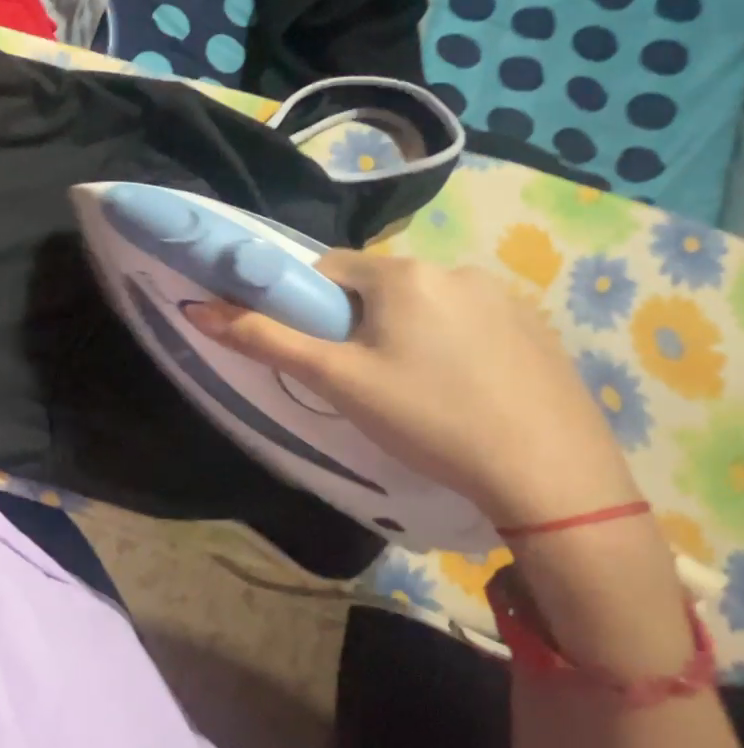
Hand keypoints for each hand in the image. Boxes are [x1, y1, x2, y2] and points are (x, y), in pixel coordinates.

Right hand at [183, 251, 639, 527]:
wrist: (554, 479)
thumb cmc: (428, 419)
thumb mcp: (334, 380)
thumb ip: (262, 338)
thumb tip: (194, 309)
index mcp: (401, 273)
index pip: (327, 267)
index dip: (310, 305)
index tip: (317, 349)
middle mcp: (455, 269)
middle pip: (376, 285)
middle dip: (357, 320)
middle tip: (359, 376)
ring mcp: (506, 297)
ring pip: (423, 304)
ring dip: (404, 330)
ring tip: (411, 389)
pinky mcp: (540, 329)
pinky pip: (469, 322)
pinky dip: (450, 344)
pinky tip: (460, 391)